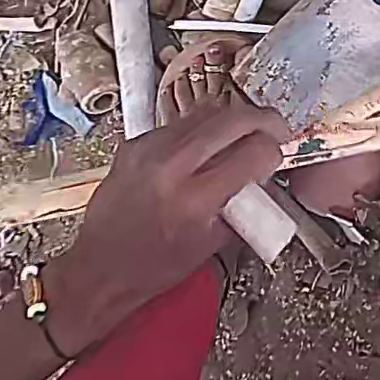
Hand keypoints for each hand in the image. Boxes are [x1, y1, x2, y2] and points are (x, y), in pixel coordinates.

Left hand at [46, 99, 287, 351]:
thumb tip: (266, 175)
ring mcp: (150, 148)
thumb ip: (244, 205)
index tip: (279, 154)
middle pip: (233, 118)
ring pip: (207, 111)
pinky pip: (180, 123)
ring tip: (245, 133)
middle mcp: (172, 166)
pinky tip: (206, 147)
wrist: (99, 268)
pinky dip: (202, 129)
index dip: (275, 150)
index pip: (253, 152)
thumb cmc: (158, 266)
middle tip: (277, 129)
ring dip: (234, 119)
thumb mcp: (212, 243)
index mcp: (195, 199)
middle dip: (264, 119)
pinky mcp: (135, 142)